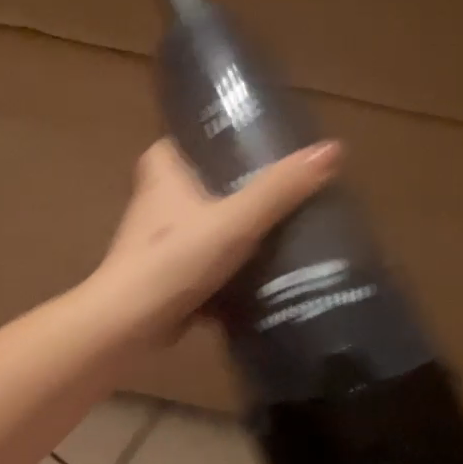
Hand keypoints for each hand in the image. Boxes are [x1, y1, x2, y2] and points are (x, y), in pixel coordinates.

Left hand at [86, 138, 339, 344]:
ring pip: (202, 229)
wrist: (130, 324)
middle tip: (281, 190)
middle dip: (232, 189)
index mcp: (162, 175)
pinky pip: (203, 269)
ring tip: (283, 231)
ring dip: (232, 234)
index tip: (249, 143)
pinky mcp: (165, 280)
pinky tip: (263, 280)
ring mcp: (157, 245)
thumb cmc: (174, 259)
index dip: (209, 139)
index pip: (181, 142)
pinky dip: (227, 274)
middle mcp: (155, 205)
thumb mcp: (236, 219)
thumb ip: (280, 188)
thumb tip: (332, 148)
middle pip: (197, 186)